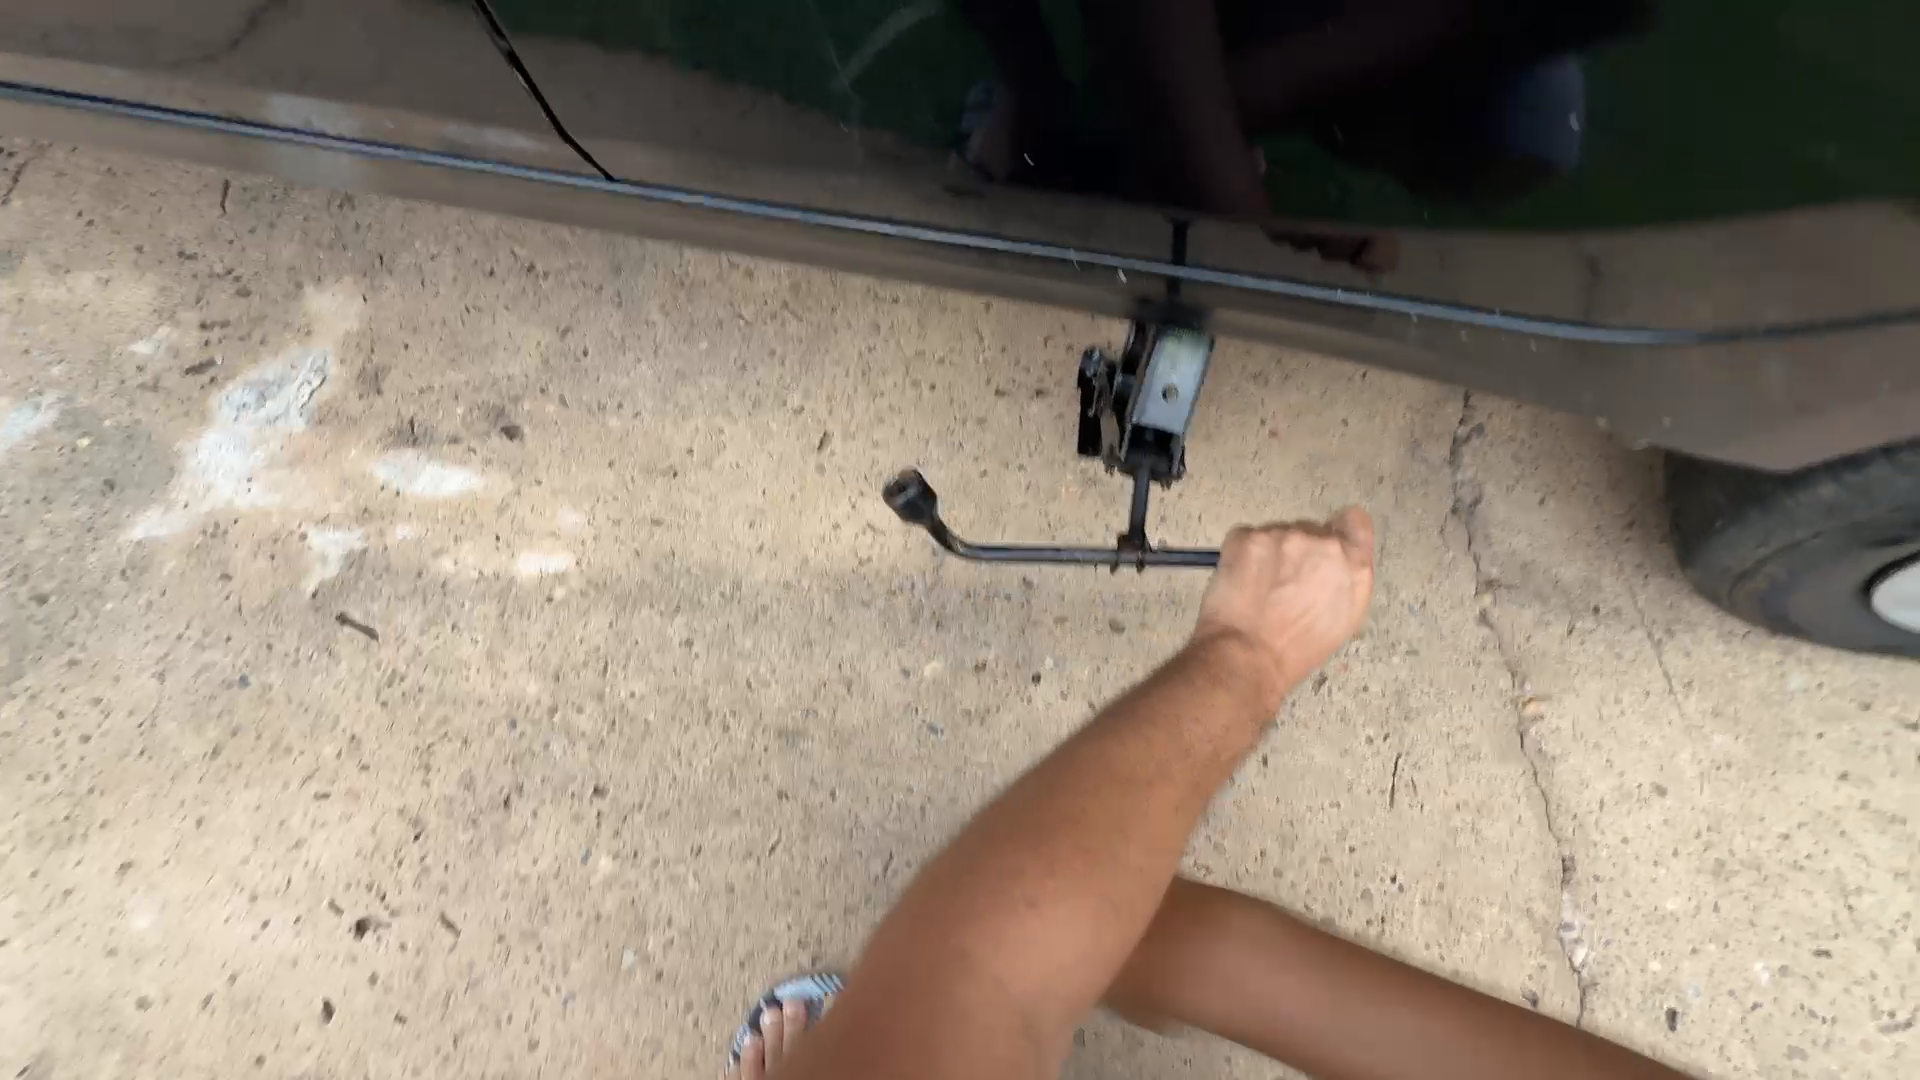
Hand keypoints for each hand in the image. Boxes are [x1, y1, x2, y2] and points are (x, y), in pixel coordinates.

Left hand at [1190, 508, 1374, 705]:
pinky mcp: (1246, 538)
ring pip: (1274, 534)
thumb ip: (1348, 577)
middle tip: (1282, 582)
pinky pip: (1244, 537)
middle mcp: (1320, 541)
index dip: (1336, 532)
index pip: (1353, 520)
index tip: (1321, 549)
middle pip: (1308, 530)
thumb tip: (1337, 558)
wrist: (1248, 653)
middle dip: (1297, 550)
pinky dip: (1241, 553)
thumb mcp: (1345, 617)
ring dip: (1268, 553)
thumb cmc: (1298, 648)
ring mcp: (1281, 536)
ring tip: (1259, 588)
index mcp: (1354, 562)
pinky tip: (1240, 581)